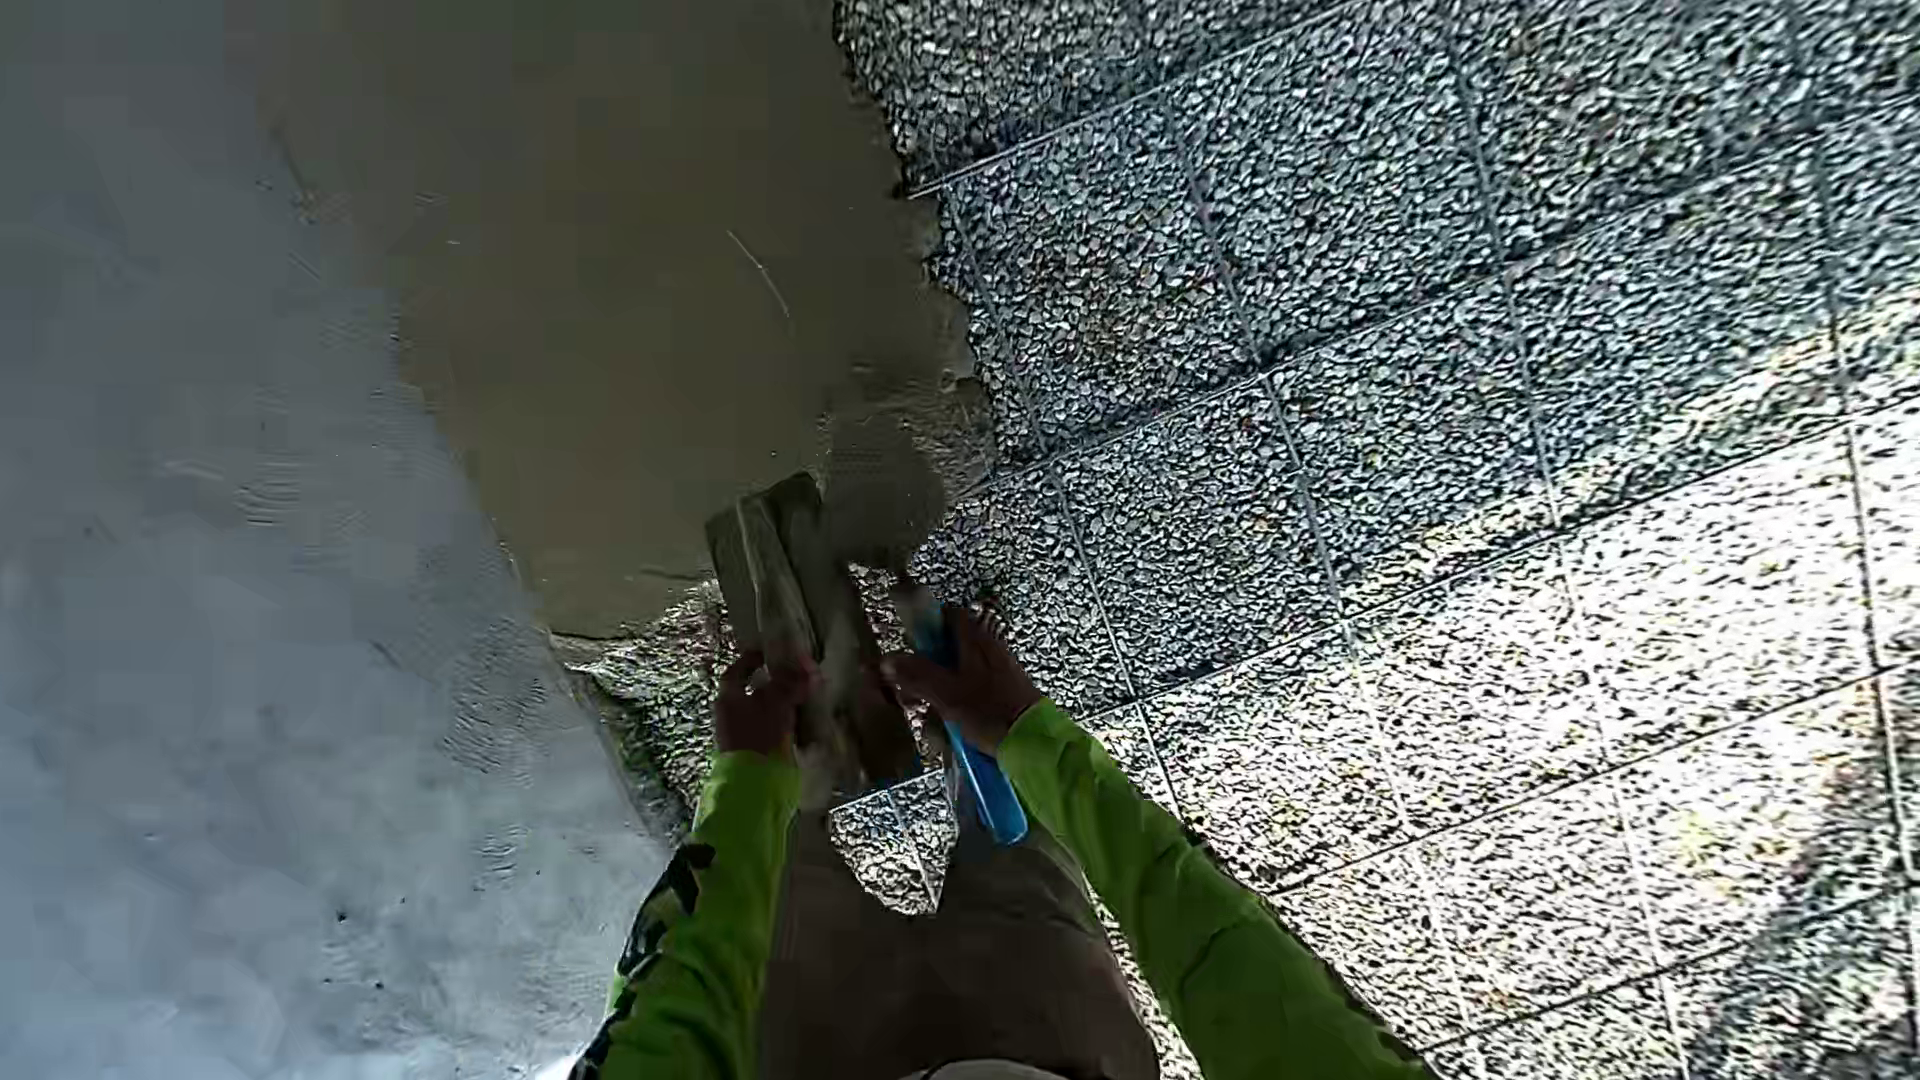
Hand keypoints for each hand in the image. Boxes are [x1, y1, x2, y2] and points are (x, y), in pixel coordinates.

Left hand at [714, 650, 816, 760]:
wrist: (754, 784)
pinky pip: (773, 728)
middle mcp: (732, 715)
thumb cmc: (760, 735)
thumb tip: (807, 668)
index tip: (766, 653)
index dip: (750, 660)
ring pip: (765, 709)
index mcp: (728, 700)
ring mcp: (744, 734)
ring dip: (784, 701)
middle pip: (753, 691)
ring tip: (805, 694)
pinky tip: (802, 719)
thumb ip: (791, 683)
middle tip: (795, 673)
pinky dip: (787, 720)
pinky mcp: (758, 750)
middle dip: (775, 682)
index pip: (736, 672)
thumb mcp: (777, 702)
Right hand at [882, 604, 1040, 754]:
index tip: (910, 644)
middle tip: (912, 689)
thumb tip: (887, 659)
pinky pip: (972, 690)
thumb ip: (917, 674)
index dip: (928, 624)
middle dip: (927, 667)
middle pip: (951, 646)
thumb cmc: (989, 711)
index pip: (950, 615)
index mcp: (976, 640)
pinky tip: (949, 724)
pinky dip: (956, 702)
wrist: (1033, 741)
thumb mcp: (947, 693)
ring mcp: (998, 670)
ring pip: (959, 671)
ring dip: (939, 689)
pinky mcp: (1003, 692)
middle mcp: (989, 648)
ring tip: (926, 711)